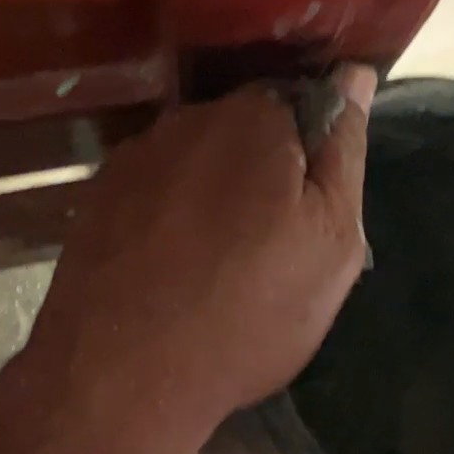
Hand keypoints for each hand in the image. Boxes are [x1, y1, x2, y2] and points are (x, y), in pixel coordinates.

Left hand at [32, 64, 376, 416]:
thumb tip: (355, 76)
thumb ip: (344, 151)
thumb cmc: (248, 312)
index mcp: (255, 118)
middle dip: (264, 174)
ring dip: (215, 194)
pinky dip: (172, 214)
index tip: (311, 213)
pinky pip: (156, 188)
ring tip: (216, 264)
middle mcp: (190, 119)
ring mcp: (136, 155)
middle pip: (247, 132)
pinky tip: (172, 266)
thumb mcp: (331, 241)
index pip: (304, 106)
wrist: (119, 378)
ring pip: (199, 160)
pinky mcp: (99, 193)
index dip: (314, 159)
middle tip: (272, 247)